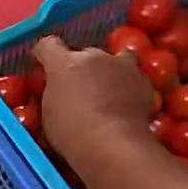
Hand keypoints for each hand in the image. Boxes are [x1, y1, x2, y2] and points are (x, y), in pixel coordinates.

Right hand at [33, 35, 155, 158]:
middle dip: (80, 66)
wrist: (111, 144)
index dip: (44, 54)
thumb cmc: (70, 133)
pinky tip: (123, 105)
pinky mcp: (144, 82)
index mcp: (64, 64)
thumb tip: (59, 89)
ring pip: (115, 59)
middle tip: (77, 88)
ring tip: (106, 91)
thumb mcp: (48, 112)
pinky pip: (132, 78)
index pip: (48, 45)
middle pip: (84, 53)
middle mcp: (94, 57)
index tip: (43, 65)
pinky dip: (127, 87)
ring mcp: (122, 67)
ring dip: (109, 70)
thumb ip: (52, 92)